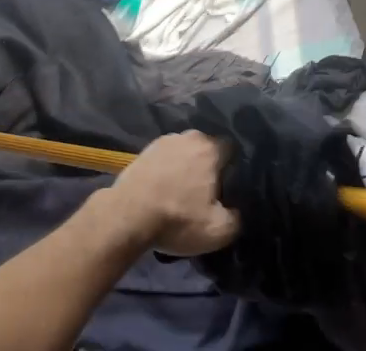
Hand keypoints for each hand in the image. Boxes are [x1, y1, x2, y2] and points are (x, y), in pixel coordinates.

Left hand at [99, 131, 239, 256]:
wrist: (127, 216)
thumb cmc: (177, 219)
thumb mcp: (218, 230)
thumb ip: (238, 218)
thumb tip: (238, 210)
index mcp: (210, 148)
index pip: (232, 149)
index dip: (233, 168)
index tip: (230, 186)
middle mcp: (189, 136)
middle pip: (207, 148)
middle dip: (209, 165)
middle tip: (207, 190)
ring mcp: (164, 140)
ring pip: (186, 151)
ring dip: (187, 165)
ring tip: (183, 189)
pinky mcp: (145, 149)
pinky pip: (167, 156)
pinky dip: (169, 167)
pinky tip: (165, 186)